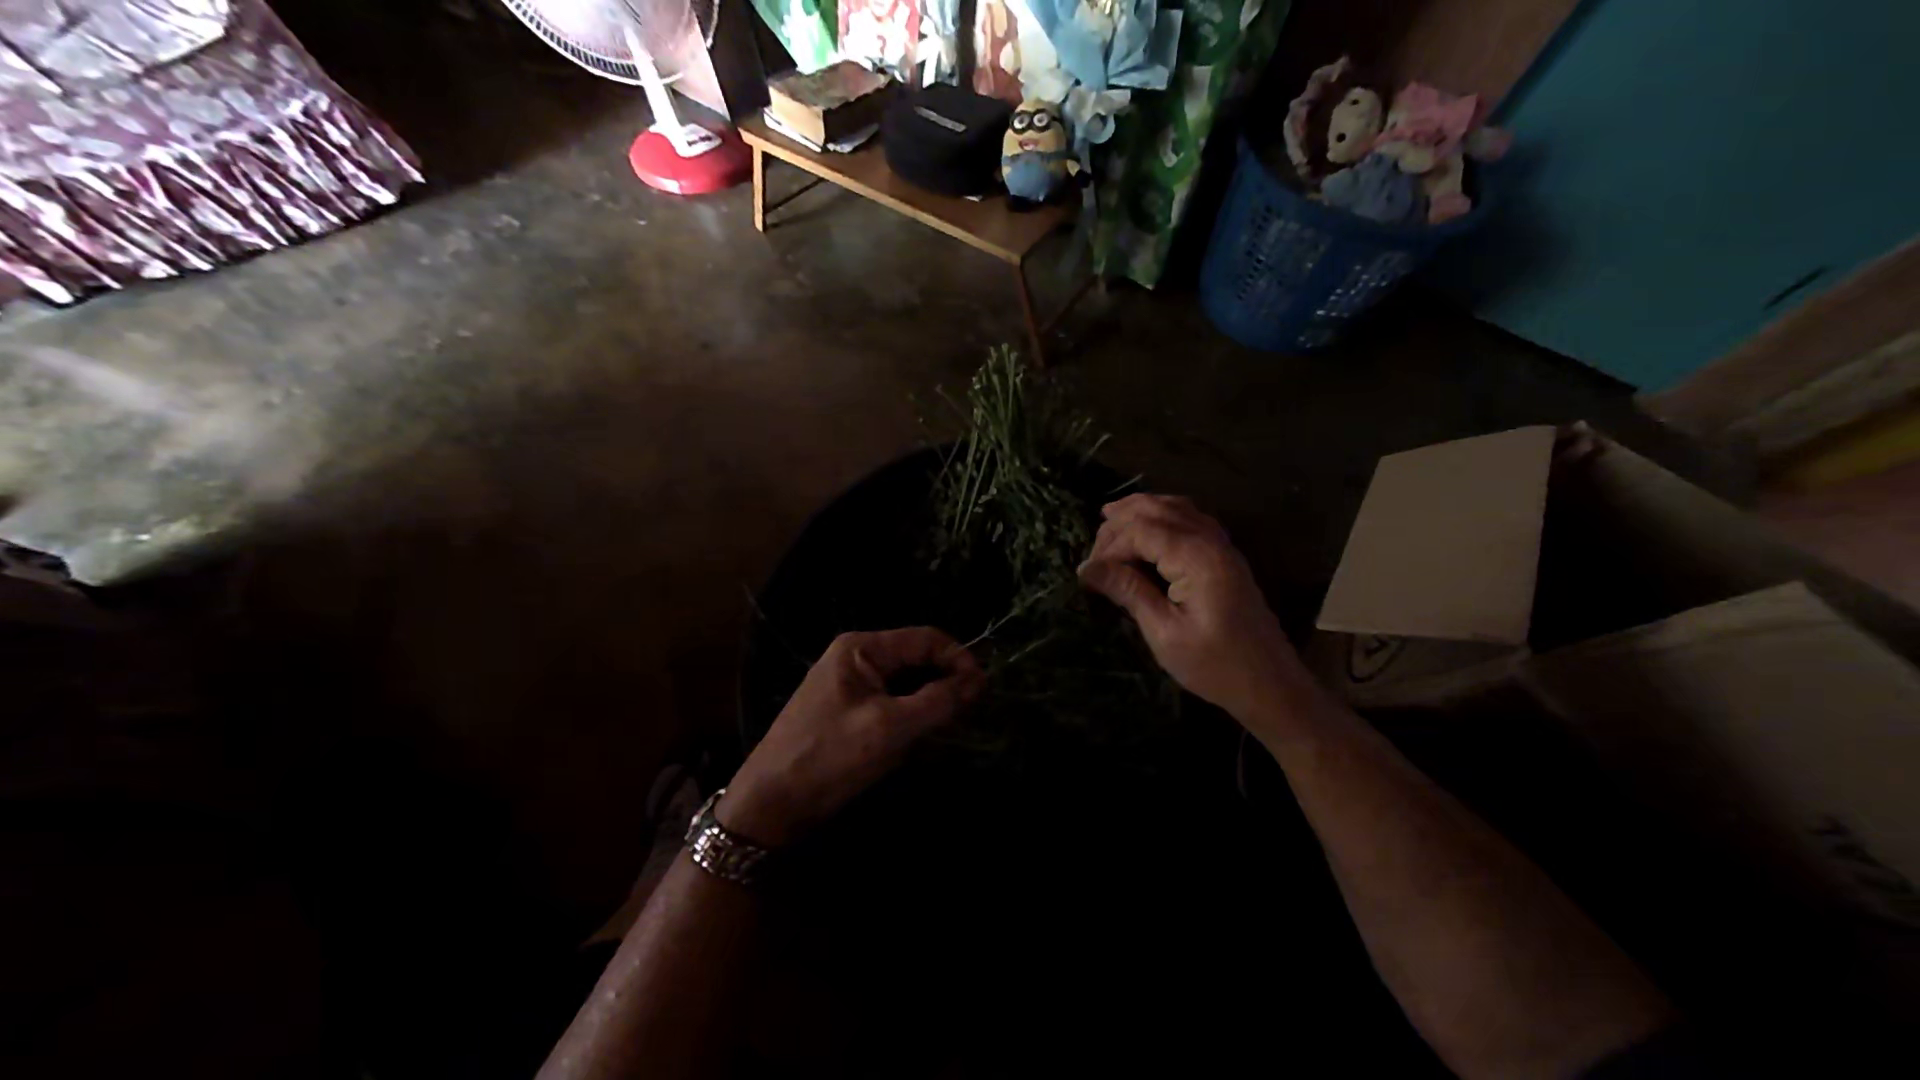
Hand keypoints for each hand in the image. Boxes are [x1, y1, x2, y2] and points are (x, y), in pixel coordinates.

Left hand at [720, 627, 983, 845]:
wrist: (771, 803)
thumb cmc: (829, 757)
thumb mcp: (890, 729)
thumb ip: (938, 701)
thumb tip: (980, 680)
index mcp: (861, 647)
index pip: (926, 638)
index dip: (958, 659)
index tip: (983, 690)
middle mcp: (856, 656)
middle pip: (916, 657)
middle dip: (946, 680)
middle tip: (971, 712)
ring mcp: (850, 683)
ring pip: (907, 681)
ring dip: (931, 699)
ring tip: (951, 726)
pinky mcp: (848, 709)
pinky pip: (892, 700)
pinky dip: (912, 713)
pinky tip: (923, 735)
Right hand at [1078, 495, 1308, 725]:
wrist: (1270, 684)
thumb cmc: (1215, 665)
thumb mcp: (1164, 633)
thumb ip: (1129, 592)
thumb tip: (1086, 568)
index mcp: (1196, 558)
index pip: (1141, 530)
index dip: (1108, 547)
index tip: (1086, 576)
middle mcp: (1210, 540)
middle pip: (1157, 510)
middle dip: (1119, 524)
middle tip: (1093, 554)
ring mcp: (1221, 545)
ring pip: (1174, 507)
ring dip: (1139, 511)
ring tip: (1108, 519)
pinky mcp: (1224, 555)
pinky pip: (1189, 518)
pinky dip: (1162, 515)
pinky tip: (1146, 528)